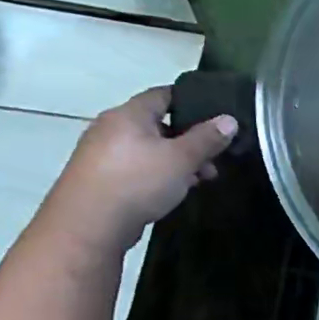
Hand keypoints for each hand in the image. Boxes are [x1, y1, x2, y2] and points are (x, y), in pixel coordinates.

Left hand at [44, 87, 236, 248]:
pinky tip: (170, 194)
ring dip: (174, 163)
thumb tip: (230, 120)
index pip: (163, 94)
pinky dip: (155, 176)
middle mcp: (112, 127)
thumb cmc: (138, 181)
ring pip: (147, 151)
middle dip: (188, 142)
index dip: (191, 102)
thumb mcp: (180, 159)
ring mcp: (102, 155)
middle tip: (211, 161)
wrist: (88, 224)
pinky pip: (135, 170)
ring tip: (197, 181)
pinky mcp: (99, 180)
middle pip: (157, 125)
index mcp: (130, 113)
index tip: (215, 117)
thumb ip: (206, 139)